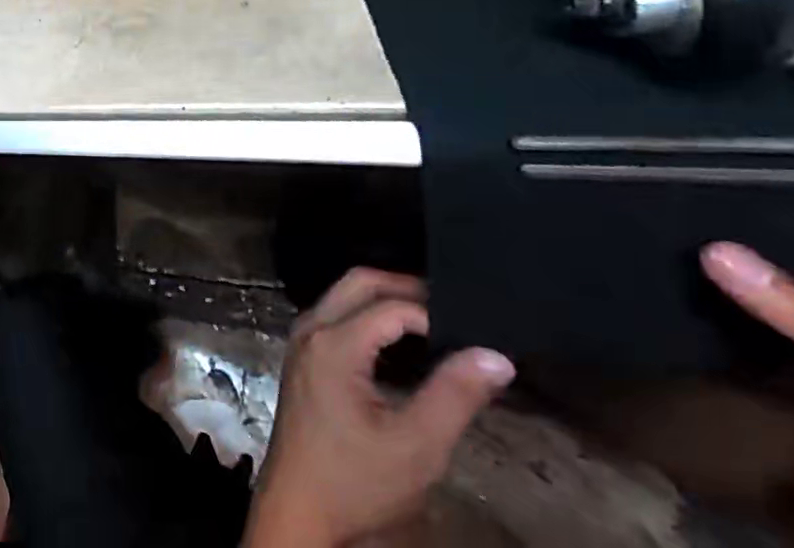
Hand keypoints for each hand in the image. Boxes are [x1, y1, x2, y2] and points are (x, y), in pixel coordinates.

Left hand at [244, 268, 515, 546]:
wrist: (297, 510)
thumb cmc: (355, 481)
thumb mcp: (416, 445)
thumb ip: (454, 395)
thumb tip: (496, 356)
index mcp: (333, 344)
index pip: (391, 306)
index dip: (435, 313)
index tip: (474, 332)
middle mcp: (310, 330)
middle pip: (357, 283)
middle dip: (404, 286)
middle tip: (453, 308)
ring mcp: (301, 342)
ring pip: (342, 296)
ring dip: (384, 298)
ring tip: (434, 320)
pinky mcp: (302, 358)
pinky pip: (334, 316)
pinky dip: (366, 315)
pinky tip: (399, 340)